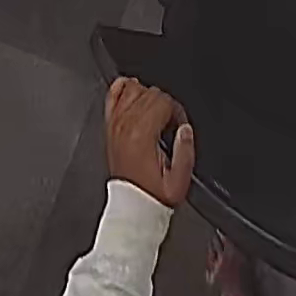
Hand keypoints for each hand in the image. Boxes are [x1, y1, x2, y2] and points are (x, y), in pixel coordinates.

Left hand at [105, 77, 194, 207]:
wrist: (132, 206)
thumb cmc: (153, 194)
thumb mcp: (179, 181)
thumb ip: (186, 152)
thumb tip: (185, 129)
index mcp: (142, 135)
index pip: (163, 101)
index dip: (177, 110)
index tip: (180, 126)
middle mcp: (126, 126)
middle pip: (150, 92)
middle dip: (166, 103)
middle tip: (171, 124)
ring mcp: (115, 124)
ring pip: (133, 88)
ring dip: (148, 96)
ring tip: (155, 112)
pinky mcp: (110, 126)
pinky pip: (113, 96)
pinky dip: (122, 88)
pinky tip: (131, 91)